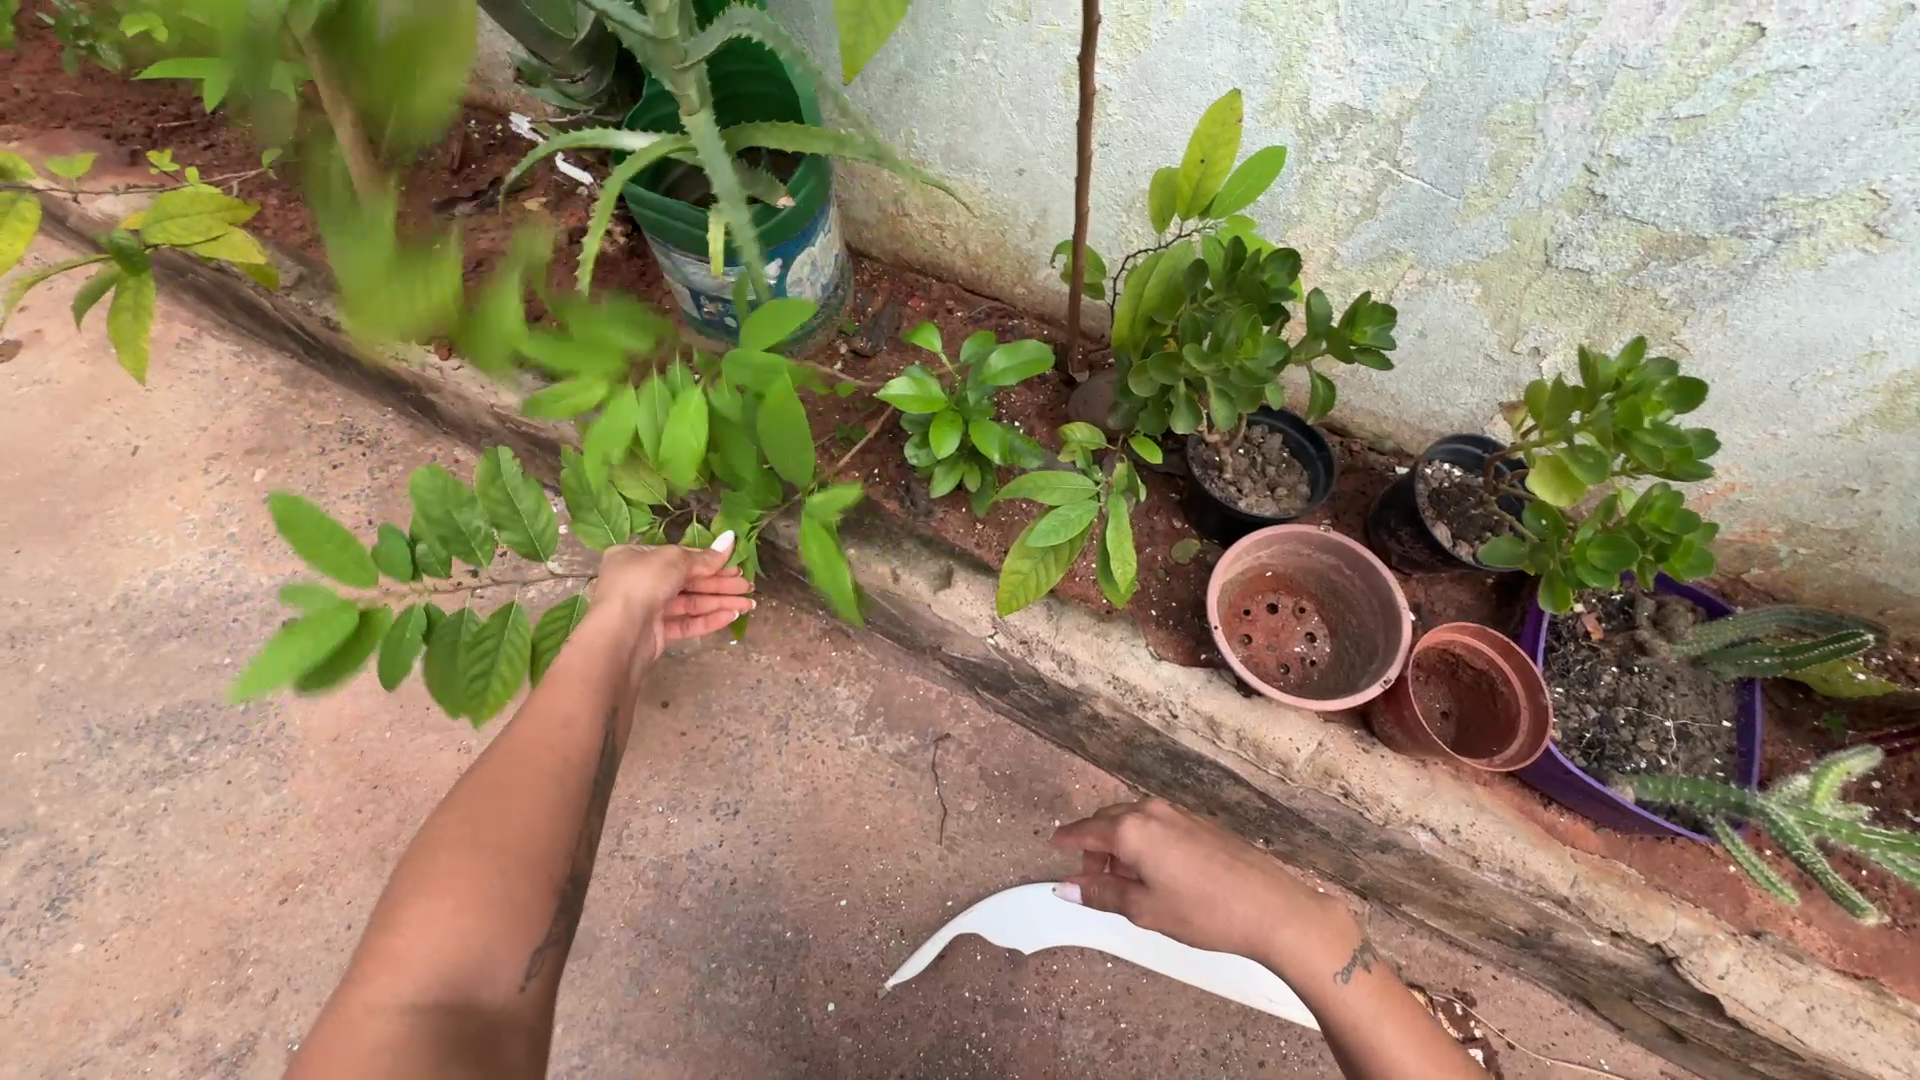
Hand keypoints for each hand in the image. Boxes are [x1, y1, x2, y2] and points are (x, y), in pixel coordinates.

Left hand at [591, 531, 755, 660]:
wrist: (621, 631)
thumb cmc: (643, 582)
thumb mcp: (676, 559)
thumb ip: (705, 556)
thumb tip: (730, 539)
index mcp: (636, 556)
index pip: (680, 557)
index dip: (710, 561)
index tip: (736, 566)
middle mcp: (640, 580)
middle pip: (689, 581)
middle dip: (720, 584)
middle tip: (748, 587)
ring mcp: (647, 608)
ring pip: (690, 603)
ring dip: (720, 602)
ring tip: (748, 605)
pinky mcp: (655, 632)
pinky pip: (685, 622)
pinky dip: (708, 619)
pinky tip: (731, 616)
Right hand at [1050, 798, 1348, 962]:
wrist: (1271, 907)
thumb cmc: (1204, 912)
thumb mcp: (1145, 910)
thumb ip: (1101, 894)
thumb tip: (1066, 888)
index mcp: (1130, 829)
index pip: (1085, 831)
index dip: (1066, 840)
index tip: (1053, 844)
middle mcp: (1149, 811)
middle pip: (1107, 822)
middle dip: (1095, 848)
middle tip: (1094, 882)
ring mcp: (1176, 813)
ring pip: (1132, 821)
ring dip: (1121, 846)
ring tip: (1128, 884)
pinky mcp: (1197, 821)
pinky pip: (1155, 824)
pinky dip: (1143, 843)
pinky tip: (1156, 874)